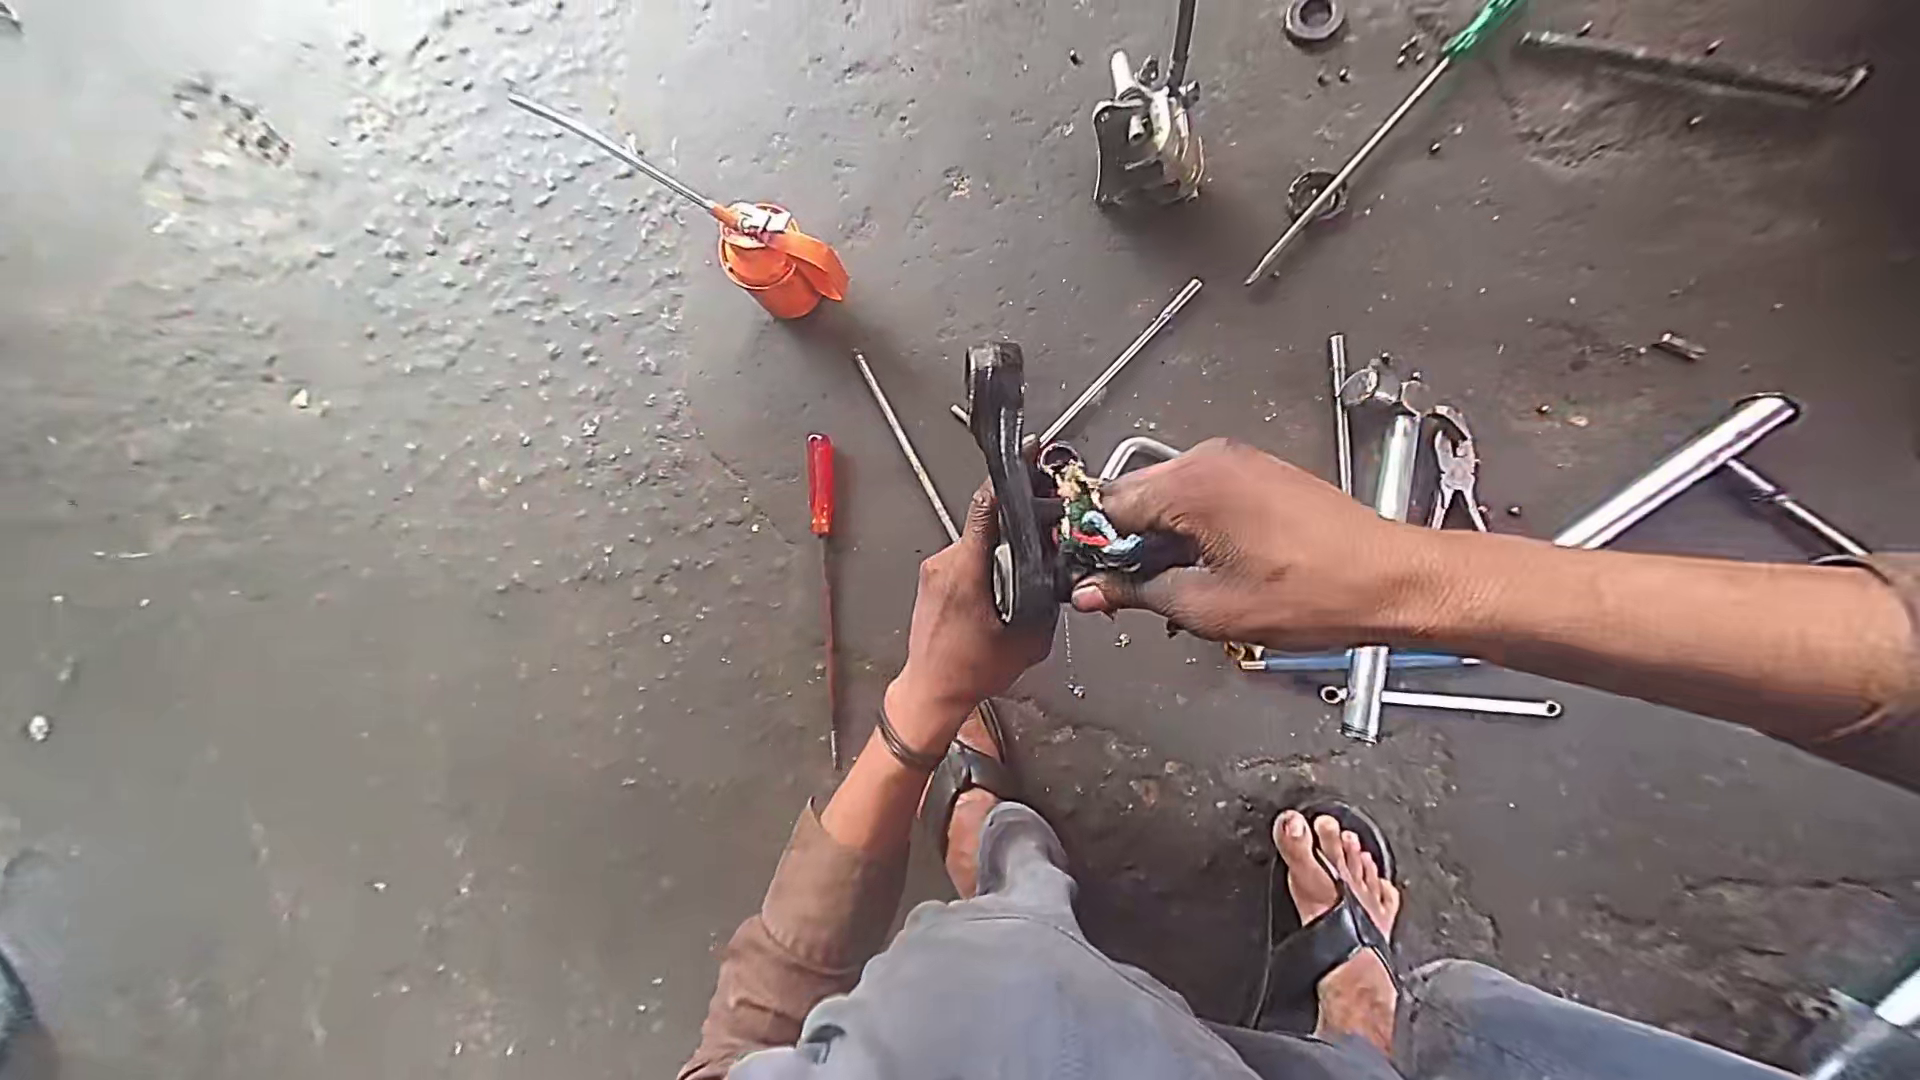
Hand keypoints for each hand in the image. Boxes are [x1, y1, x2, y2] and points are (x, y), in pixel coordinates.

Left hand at [887, 483, 1054, 741]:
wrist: (931, 690)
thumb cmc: (967, 672)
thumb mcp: (1025, 639)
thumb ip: (1045, 602)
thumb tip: (1055, 575)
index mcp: (966, 574)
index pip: (985, 510)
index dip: (1008, 480)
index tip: (1026, 457)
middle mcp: (944, 565)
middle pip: (986, 524)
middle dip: (1015, 529)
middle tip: (1037, 543)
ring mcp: (933, 570)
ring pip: (975, 542)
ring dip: (997, 550)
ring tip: (1012, 580)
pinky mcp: (931, 578)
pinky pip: (963, 557)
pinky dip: (982, 564)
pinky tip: (994, 592)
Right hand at [1067, 439, 1436, 648]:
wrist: (1392, 581)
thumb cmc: (1316, 592)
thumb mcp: (1206, 605)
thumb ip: (1135, 592)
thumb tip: (1092, 590)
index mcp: (1192, 485)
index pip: (1107, 507)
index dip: (1092, 545)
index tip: (1088, 573)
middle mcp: (1209, 459)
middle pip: (1131, 496)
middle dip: (1123, 540)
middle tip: (1128, 584)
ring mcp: (1233, 460)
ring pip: (1160, 494)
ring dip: (1153, 535)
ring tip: (1173, 577)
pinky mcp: (1251, 471)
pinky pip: (1193, 491)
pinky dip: (1183, 524)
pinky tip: (1200, 559)